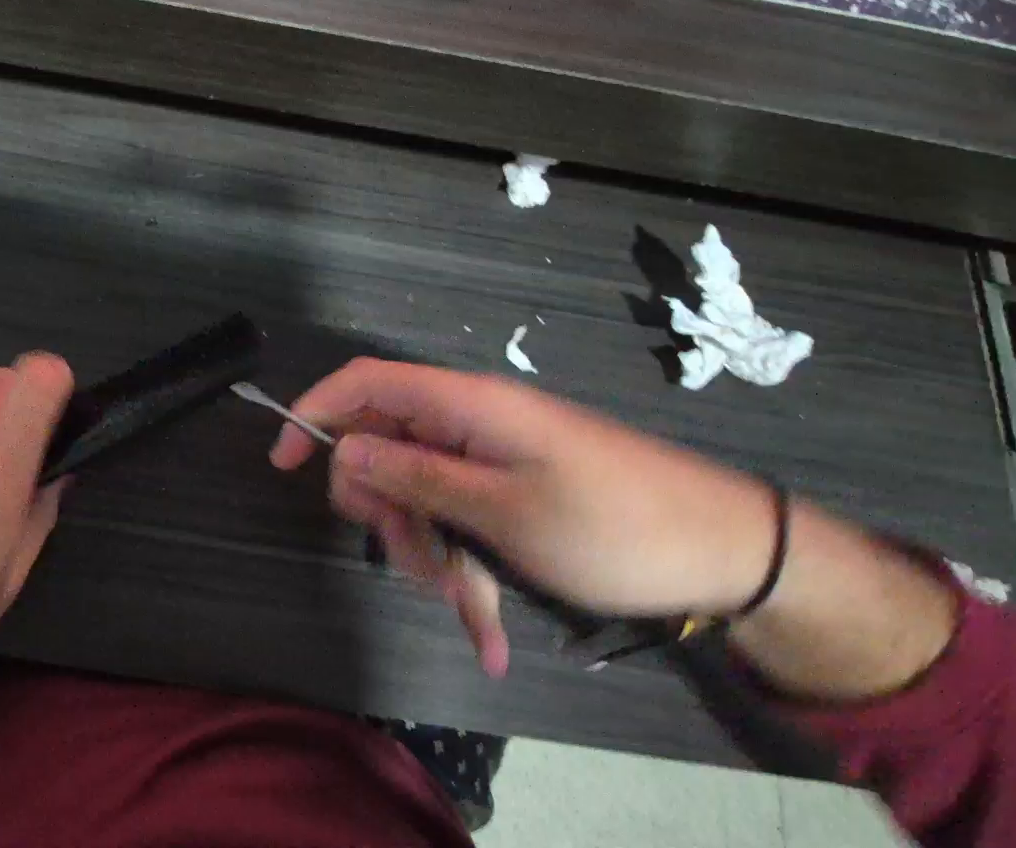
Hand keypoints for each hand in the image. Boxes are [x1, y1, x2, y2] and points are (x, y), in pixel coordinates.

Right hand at [268, 358, 781, 676]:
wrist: (731, 554)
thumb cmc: (613, 527)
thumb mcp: (501, 510)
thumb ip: (412, 476)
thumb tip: (342, 451)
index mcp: (463, 405)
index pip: (363, 384)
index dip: (313, 413)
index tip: (283, 465)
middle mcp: (468, 422)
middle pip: (382, 449)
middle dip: (386, 511)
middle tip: (417, 562)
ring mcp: (489, 458)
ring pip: (417, 496)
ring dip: (429, 552)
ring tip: (471, 607)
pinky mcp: (509, 490)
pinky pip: (459, 521)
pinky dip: (463, 568)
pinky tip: (490, 631)